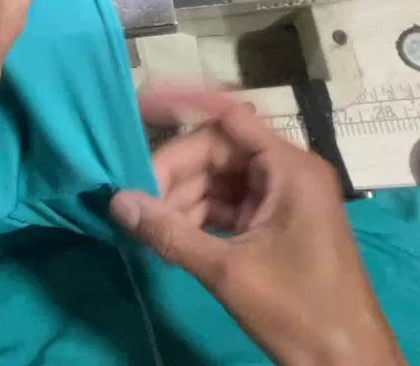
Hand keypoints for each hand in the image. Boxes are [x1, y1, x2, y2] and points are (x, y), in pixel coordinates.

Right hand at [110, 90, 403, 365]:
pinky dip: (199, 216)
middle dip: (176, 172)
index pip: (227, 115)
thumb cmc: (302, 315)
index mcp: (289, 168)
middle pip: (217, 151)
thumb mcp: (230, 273)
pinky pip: (229, 204)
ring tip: (150, 225)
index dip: (183, 104)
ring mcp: (282, 198)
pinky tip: (171, 235)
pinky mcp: (275, 224)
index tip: (141, 108)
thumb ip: (170, 233)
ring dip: (183, 198)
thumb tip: (116, 201)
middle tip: (139, 197)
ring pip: (219, 179)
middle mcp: (287, 172)